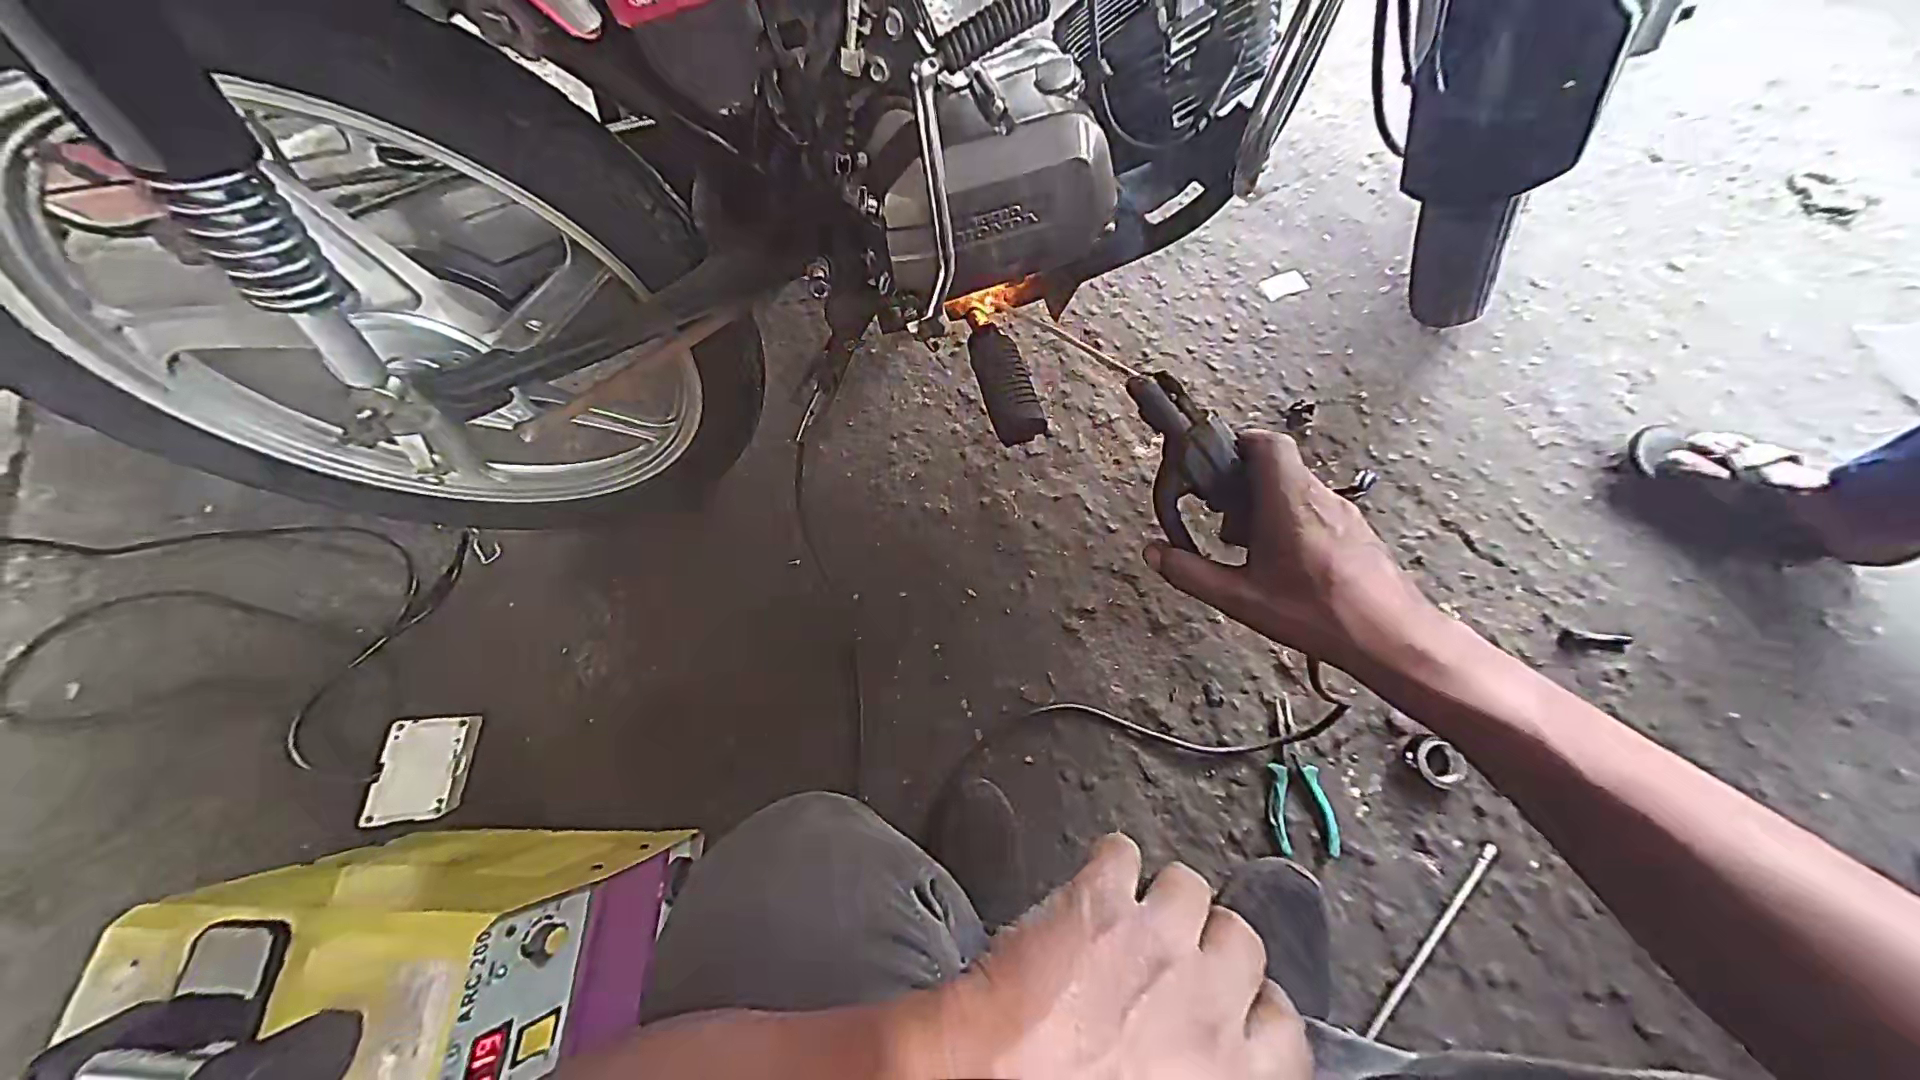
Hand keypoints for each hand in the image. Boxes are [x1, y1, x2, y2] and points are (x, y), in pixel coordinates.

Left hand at [927, 834, 1308, 1079]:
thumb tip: (1191, 1047)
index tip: (1223, 993)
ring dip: (1160, 894)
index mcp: (1235, 1076)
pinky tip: (1090, 879)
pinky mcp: (1102, 900)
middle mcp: (1208, 1004)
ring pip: (1187, 884)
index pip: (1281, 1027)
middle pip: (1240, 937)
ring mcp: (1156, 943)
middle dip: (1206, 937)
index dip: (1249, 1000)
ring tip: (1127, 907)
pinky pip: (1122, 851)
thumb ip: (1196, 1069)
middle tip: (1167, 944)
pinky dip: (1108, 860)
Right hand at [1145, 430, 1437, 673]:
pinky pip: (1314, 510)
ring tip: (1252, 551)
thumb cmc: (1319, 615)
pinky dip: (1289, 524)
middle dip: (1242, 488)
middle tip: (1225, 523)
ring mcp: (1343, 512)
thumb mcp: (1239, 598)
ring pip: (1294, 489)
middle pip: (1275, 466)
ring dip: (1265, 508)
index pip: (1265, 443)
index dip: (1236, 443)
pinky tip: (1283, 565)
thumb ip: (1190, 572)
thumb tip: (1155, 552)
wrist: (1392, 638)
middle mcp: (1319, 497)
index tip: (1214, 464)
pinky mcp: (1356, 531)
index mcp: (1288, 502)